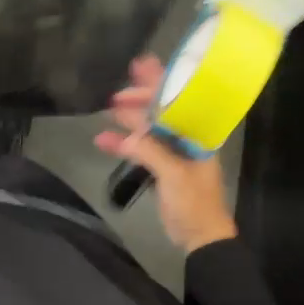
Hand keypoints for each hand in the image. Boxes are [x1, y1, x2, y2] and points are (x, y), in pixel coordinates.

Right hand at [96, 56, 237, 253]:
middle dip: (138, 100)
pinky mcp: (161, 168)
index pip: (177, 99)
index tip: (139, 67)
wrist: (201, 238)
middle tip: (116, 95)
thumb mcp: (174, 174)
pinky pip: (139, 148)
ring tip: (107, 110)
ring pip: (147, 128)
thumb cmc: (194, 203)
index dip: (159, 82)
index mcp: (196, 133)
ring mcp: (172, 153)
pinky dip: (122, 143)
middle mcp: (185, 137)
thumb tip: (125, 136)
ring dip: (128, 120)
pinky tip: (102, 140)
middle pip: (160, 110)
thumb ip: (150, 151)